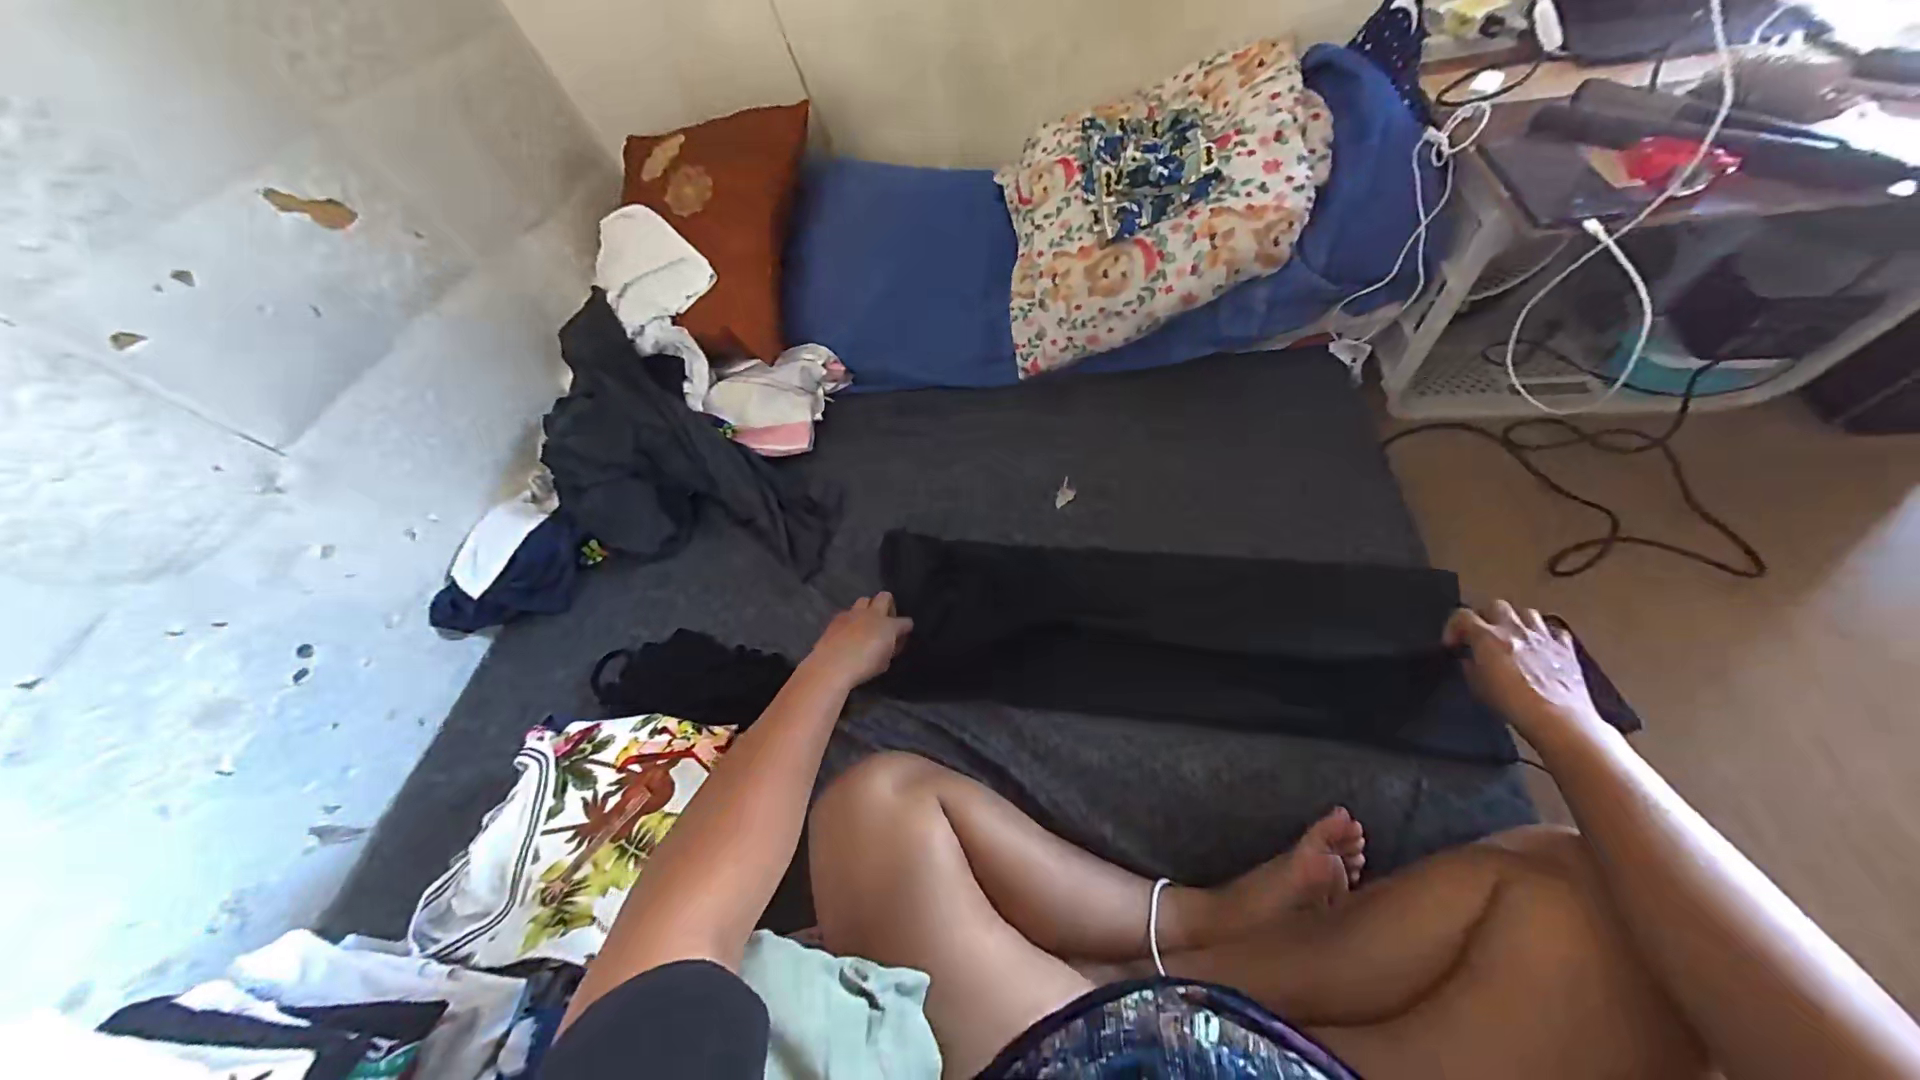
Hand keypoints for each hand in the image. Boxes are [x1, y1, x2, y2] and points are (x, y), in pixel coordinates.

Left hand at [801, 593, 913, 689]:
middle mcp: (872, 614)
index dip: (906, 627)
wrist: (832, 665)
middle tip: (885, 619)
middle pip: (884, 596)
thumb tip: (890, 643)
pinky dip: (852, 618)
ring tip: (866, 622)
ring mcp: (853, 613)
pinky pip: (848, 612)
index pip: (905, 622)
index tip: (904, 633)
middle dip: (888, 604)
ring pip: (864, 600)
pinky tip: (849, 630)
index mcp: (888, 625)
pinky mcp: (837, 618)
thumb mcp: (884, 663)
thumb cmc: (863, 667)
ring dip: (868, 608)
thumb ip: (889, 649)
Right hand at [1444, 601, 1605, 745]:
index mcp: (1487, 637)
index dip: (1453, 627)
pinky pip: (1554, 629)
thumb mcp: (1477, 685)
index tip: (1453, 645)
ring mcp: (1543, 636)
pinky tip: (1539, 646)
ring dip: (1515, 620)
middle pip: (1496, 605)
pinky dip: (1544, 633)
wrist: (1558, 720)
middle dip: (1485, 616)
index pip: (1462, 615)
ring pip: (1526, 612)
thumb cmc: (1511, 703)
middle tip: (1481, 635)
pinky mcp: (1566, 648)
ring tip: (1510, 636)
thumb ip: (1469, 665)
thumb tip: (1469, 658)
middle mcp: (1515, 629)